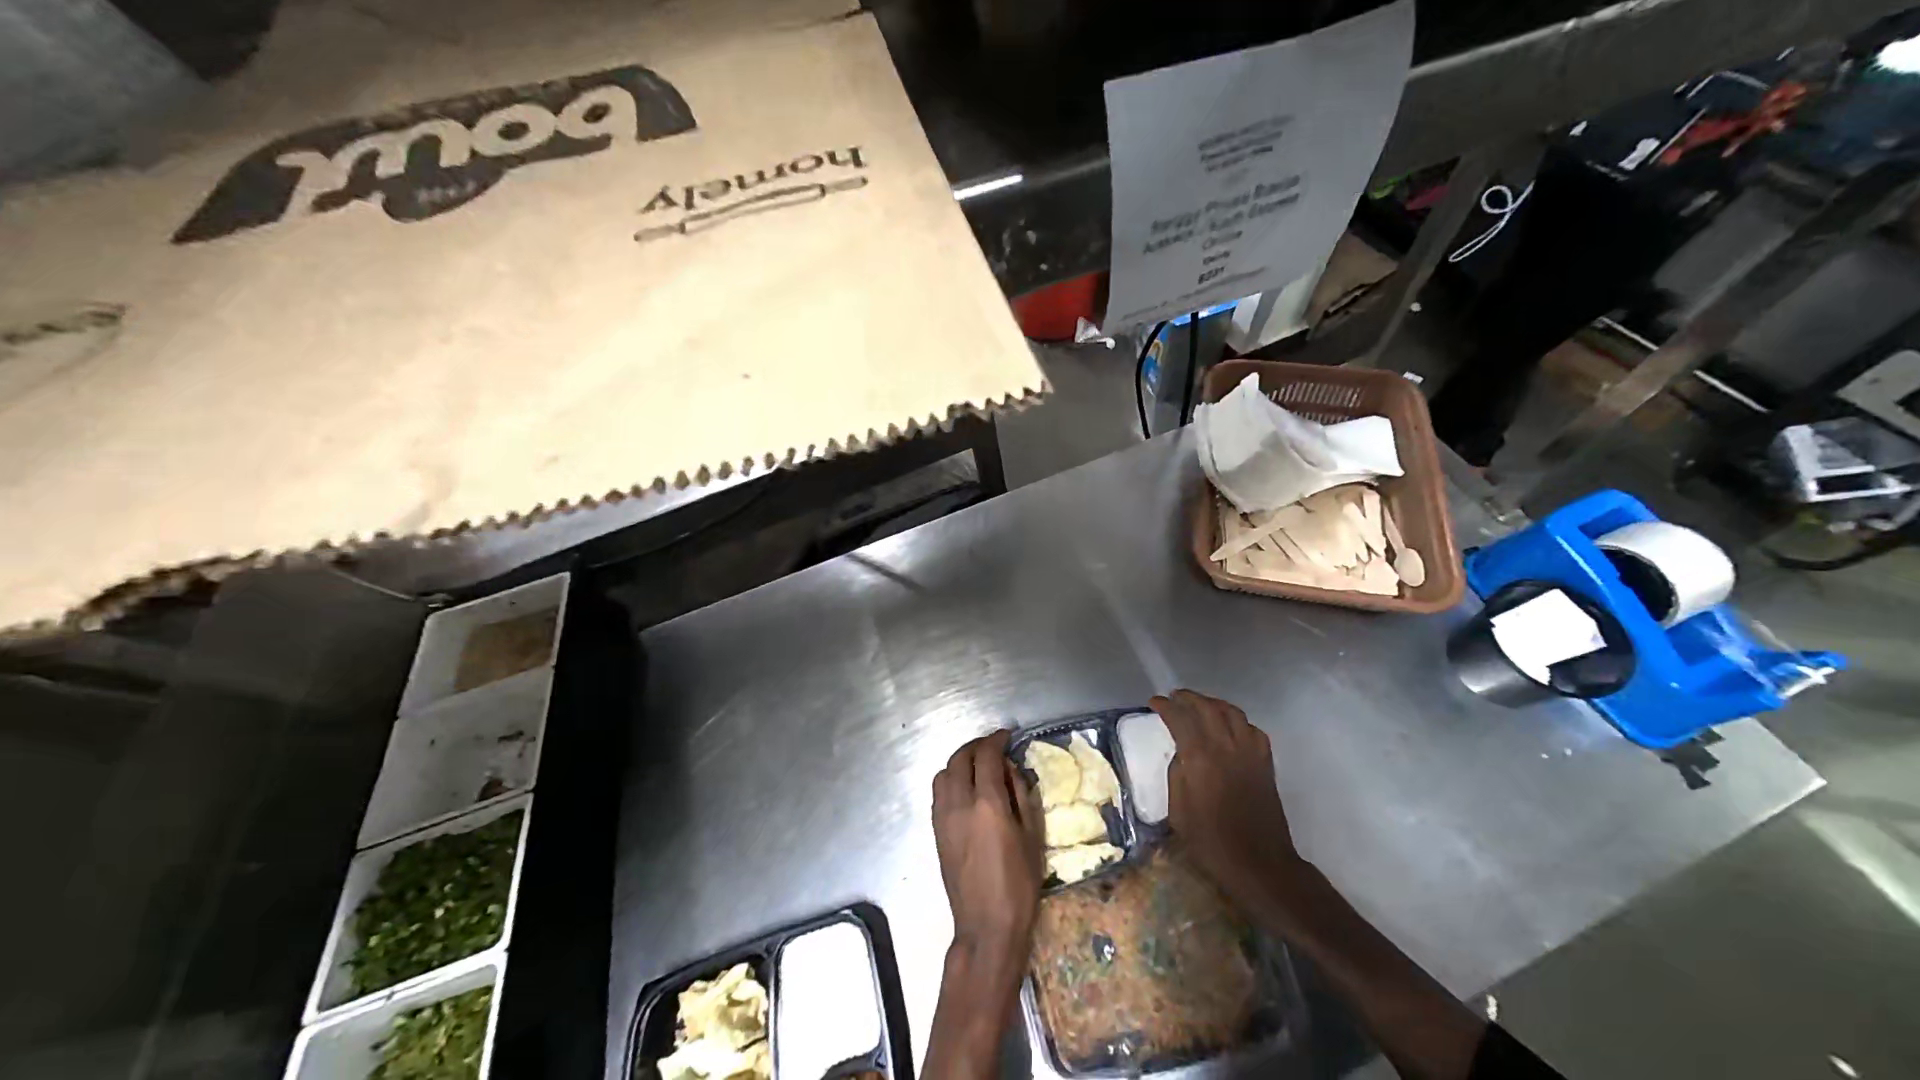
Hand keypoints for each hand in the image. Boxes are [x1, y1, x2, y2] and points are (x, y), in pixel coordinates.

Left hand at [932, 729, 1044, 957]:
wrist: (987, 925)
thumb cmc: (1020, 884)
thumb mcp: (1032, 836)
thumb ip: (1021, 796)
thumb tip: (1011, 770)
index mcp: (987, 804)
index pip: (986, 756)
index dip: (996, 740)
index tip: (1006, 735)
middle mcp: (959, 804)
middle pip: (959, 759)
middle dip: (976, 747)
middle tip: (993, 747)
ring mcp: (943, 818)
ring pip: (944, 773)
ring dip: (960, 762)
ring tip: (979, 767)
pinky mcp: (936, 832)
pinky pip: (938, 793)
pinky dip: (951, 780)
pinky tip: (967, 790)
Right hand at [1150, 689, 1303, 904]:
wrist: (1260, 864)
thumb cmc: (1212, 843)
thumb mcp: (1179, 812)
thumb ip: (1177, 776)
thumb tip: (1181, 754)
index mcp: (1201, 759)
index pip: (1180, 719)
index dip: (1165, 706)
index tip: (1154, 702)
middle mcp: (1227, 748)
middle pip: (1208, 708)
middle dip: (1189, 698)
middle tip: (1174, 697)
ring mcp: (1250, 753)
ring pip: (1233, 713)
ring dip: (1214, 703)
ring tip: (1200, 705)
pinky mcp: (1265, 764)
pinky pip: (1252, 730)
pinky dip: (1238, 722)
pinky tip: (1230, 729)